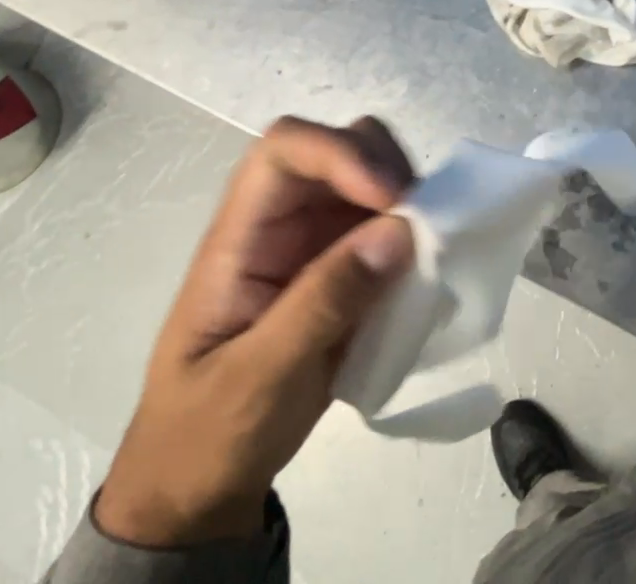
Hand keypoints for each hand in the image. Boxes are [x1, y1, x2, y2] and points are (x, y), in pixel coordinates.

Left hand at [97, 117, 417, 546]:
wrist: (200, 485)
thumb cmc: (209, 433)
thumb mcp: (258, 378)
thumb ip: (323, 303)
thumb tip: (399, 230)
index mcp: (240, 239)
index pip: (285, 152)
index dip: (341, 154)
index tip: (393, 199)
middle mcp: (280, 227)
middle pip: (336, 149)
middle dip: (386, 167)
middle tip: (426, 219)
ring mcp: (314, 247)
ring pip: (371, 182)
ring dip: (410, 199)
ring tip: (434, 245)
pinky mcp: (345, 273)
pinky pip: (390, 228)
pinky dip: (419, 234)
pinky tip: (432, 268)